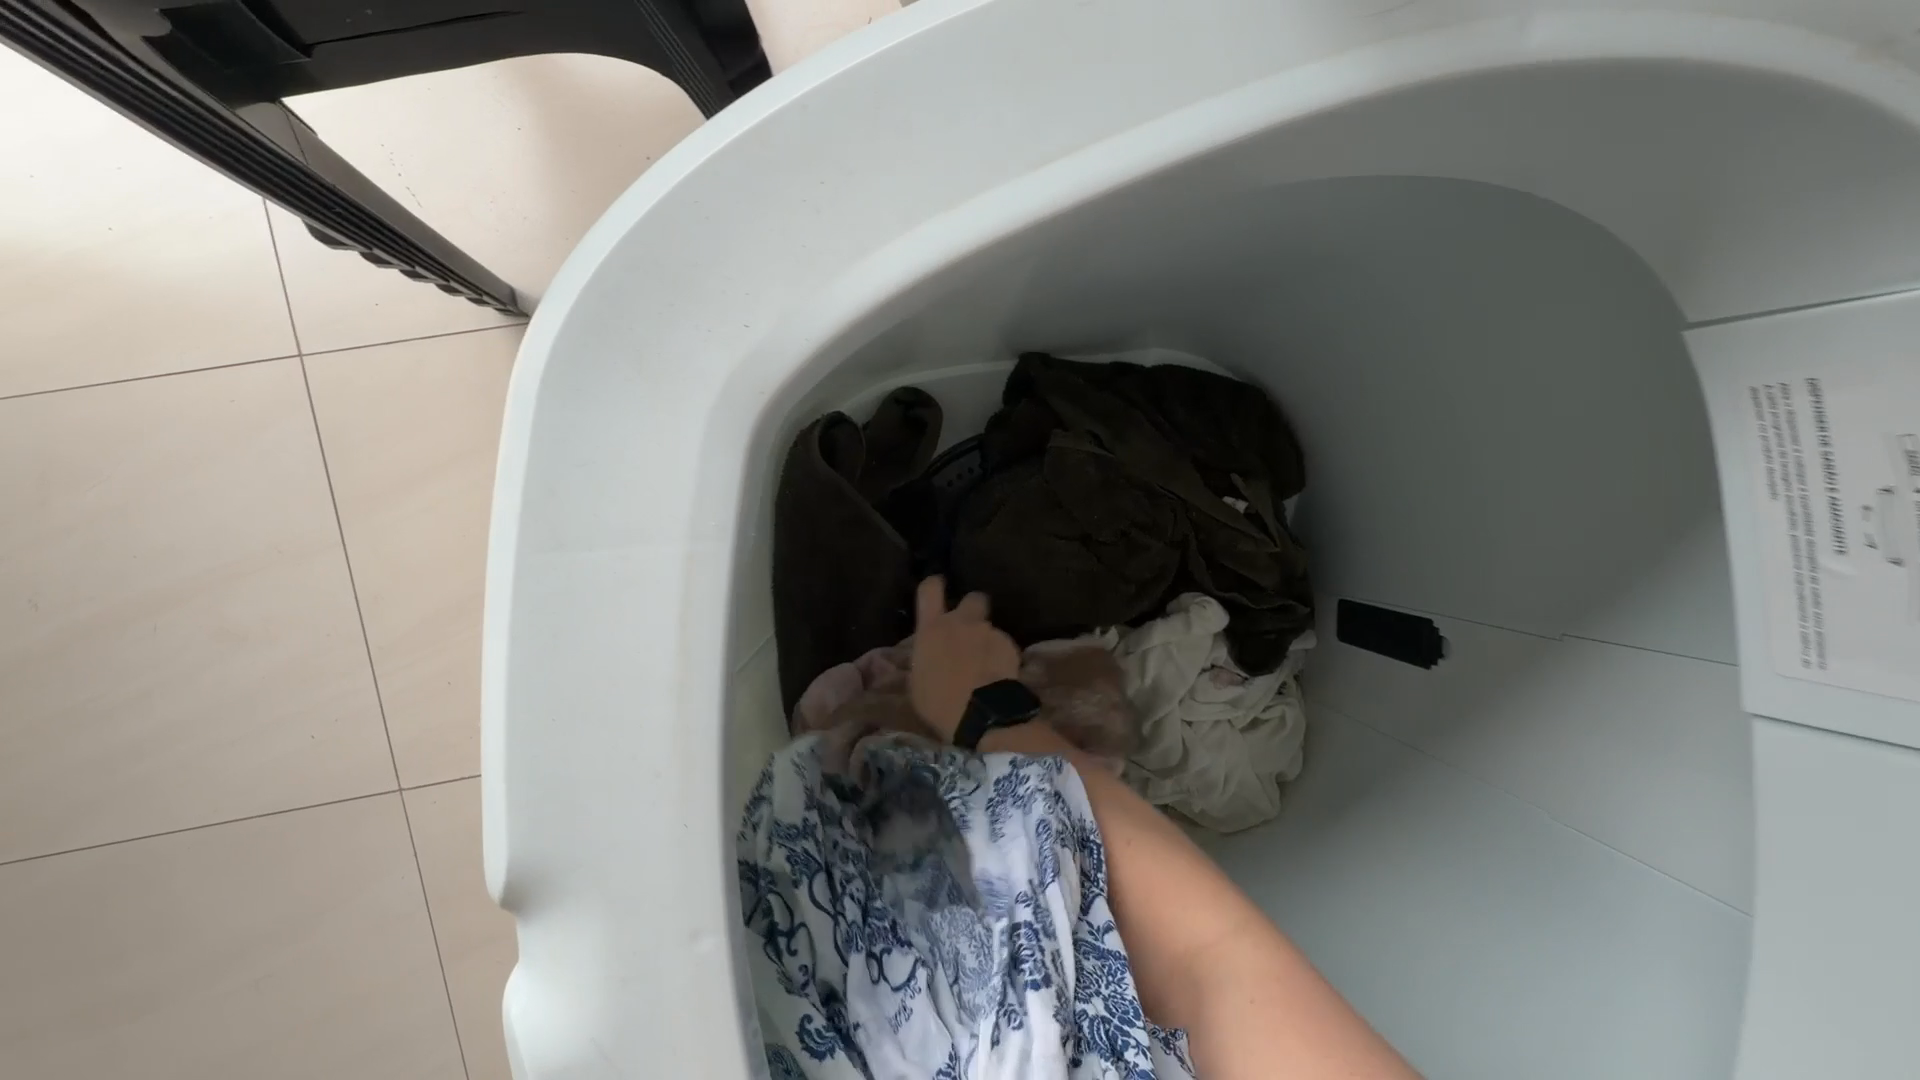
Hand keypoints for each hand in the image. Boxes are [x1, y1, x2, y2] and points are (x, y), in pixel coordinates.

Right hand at [909, 577, 1020, 740]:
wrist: (980, 715)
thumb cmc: (938, 702)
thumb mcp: (918, 680)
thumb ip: (926, 657)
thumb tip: (930, 652)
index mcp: (932, 629)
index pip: (930, 589)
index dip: (934, 585)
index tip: (937, 588)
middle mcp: (962, 622)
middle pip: (973, 598)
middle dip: (973, 609)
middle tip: (970, 630)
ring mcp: (989, 632)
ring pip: (990, 628)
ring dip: (987, 641)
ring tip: (986, 667)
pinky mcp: (1010, 646)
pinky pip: (1004, 646)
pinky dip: (1002, 657)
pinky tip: (999, 677)